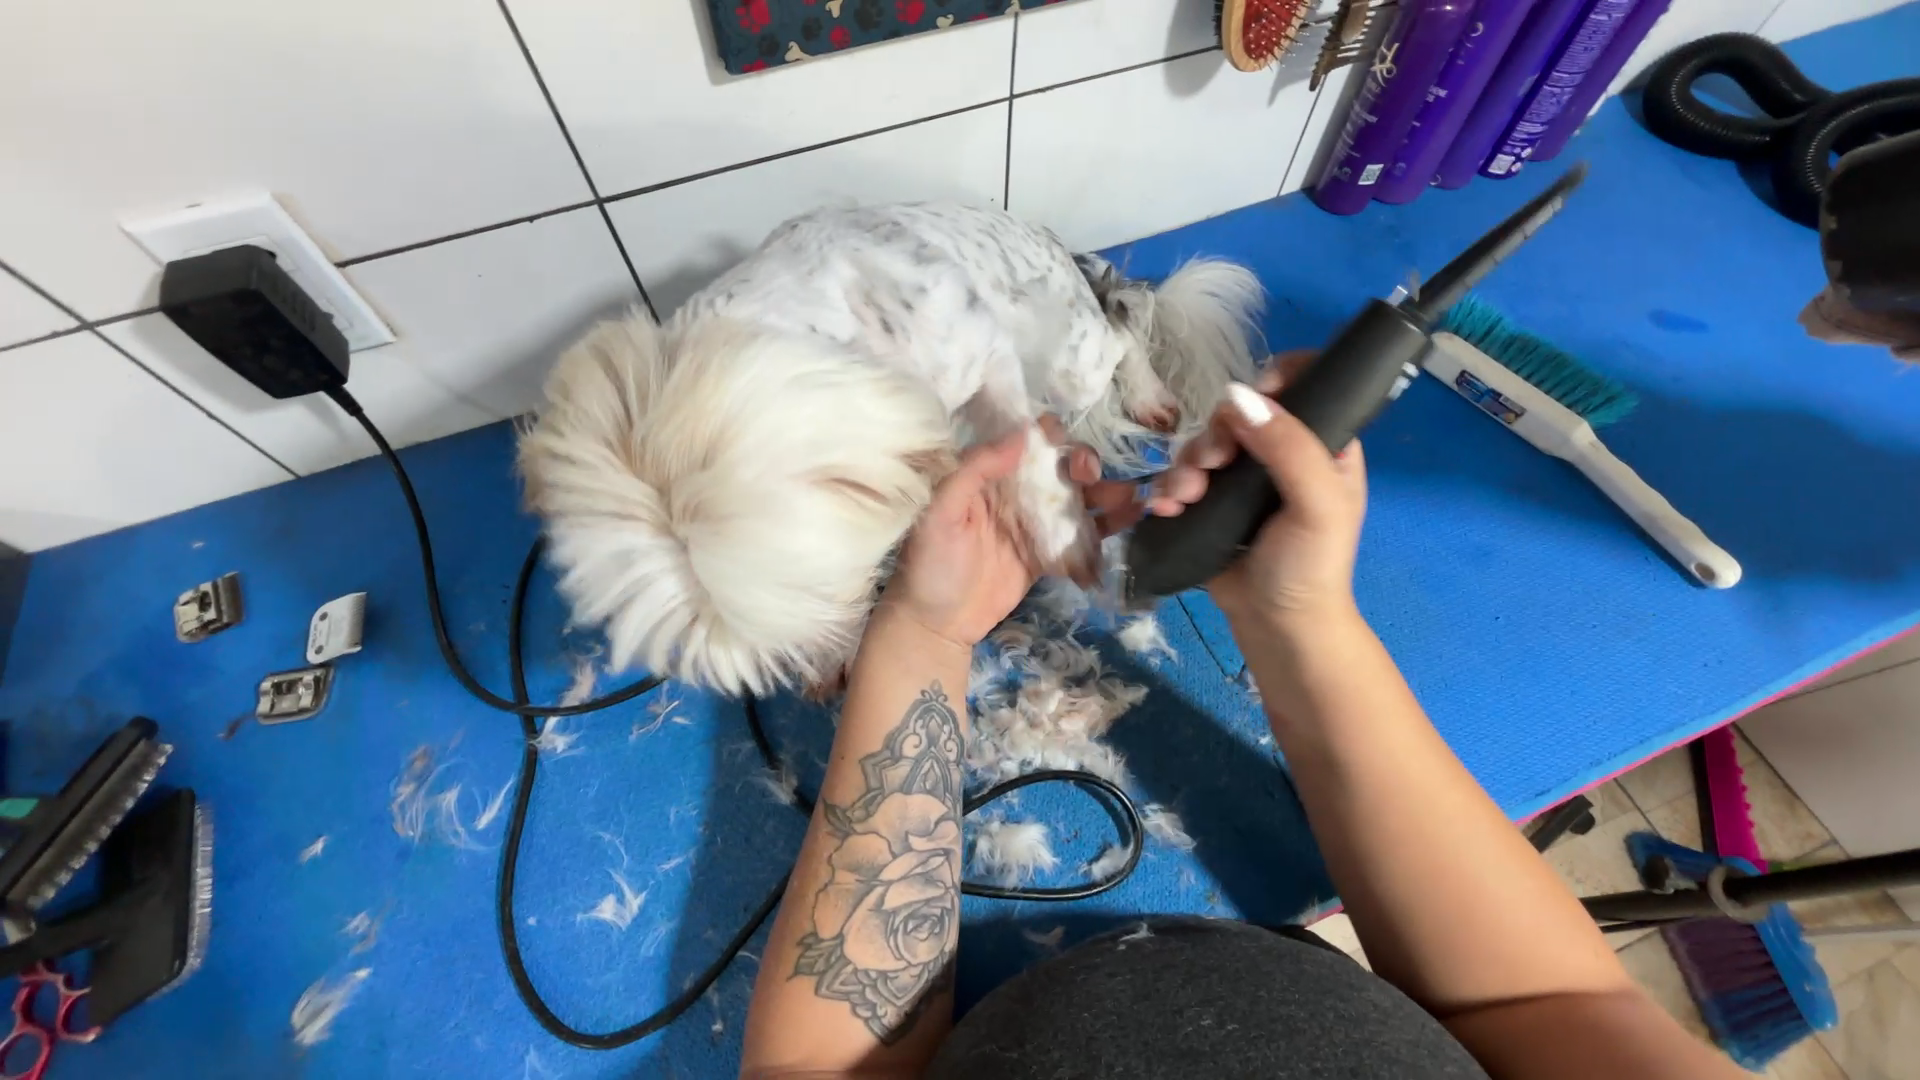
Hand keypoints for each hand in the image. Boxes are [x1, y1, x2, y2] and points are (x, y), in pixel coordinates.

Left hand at [883, 420, 1117, 647]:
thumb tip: (1022, 435)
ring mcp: (1034, 524)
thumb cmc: (930, 564)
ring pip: (1078, 500)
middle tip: (1094, 480)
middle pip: (1060, 467)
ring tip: (1136, 500)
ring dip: (1107, 496)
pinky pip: (1081, 537)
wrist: (936, 625)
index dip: (1053, 438)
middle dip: (1086, 465)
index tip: (1067, 451)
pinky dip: (1106, 531)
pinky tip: (1131, 524)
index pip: (1026, 442)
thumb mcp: (940, 513)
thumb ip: (974, 471)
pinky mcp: (1046, 555)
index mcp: (988, 475)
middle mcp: (1015, 492)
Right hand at [1143, 352, 1366, 632]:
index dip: (1275, 379)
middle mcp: (1280, 456)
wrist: (1277, 626)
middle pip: (1238, 415)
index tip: (1246, 402)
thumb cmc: (1309, 565)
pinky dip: (1168, 491)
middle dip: (1214, 435)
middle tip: (1212, 465)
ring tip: (1186, 498)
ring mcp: (1241, 483)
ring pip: (1204, 448)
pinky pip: (1181, 480)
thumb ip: (1287, 447)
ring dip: (1186, 467)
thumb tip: (1236, 394)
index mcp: (1321, 445)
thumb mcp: (1315, 503)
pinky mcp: (1209, 507)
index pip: (1304, 386)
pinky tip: (1167, 509)